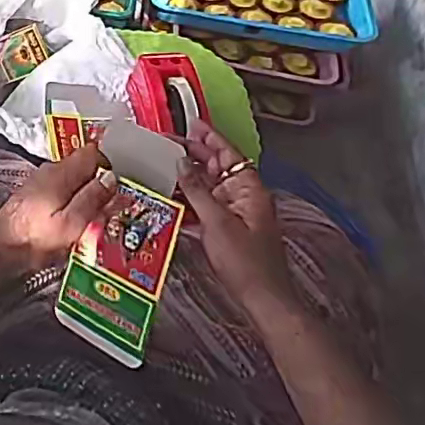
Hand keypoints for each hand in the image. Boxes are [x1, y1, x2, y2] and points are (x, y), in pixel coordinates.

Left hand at [0, 145, 116, 274]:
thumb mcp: (72, 223)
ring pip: (73, 182)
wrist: (0, 250)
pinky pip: (62, 192)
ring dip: (87, 197)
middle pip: (83, 168)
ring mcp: (40, 182)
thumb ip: (92, 199)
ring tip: (97, 222)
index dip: (109, 165)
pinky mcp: (34, 195)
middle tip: (111, 210)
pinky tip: (76, 225)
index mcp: (61, 172)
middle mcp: (50, 171)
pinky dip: (73, 204)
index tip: (122, 185)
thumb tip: (111, 177)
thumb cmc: (37, 238)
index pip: (91, 152)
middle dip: (99, 185)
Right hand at [179, 128, 294, 310]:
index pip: (227, 153)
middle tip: (165, 142)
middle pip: (216, 166)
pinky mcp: (225, 227)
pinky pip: (204, 203)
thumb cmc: (245, 261)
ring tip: (161, 163)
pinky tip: (169, 194)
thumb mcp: (216, 221)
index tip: (190, 123)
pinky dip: (188, 197)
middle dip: (193, 153)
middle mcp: (242, 195)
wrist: (263, 300)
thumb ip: (196, 189)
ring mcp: (234, 211)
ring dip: (187, 175)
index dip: (209, 136)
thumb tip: (180, 161)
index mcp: (247, 188)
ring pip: (207, 185)